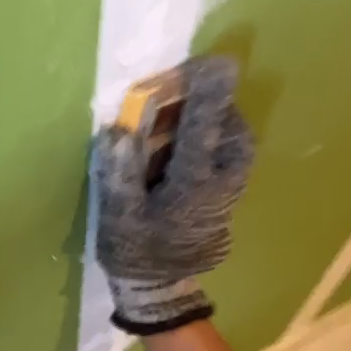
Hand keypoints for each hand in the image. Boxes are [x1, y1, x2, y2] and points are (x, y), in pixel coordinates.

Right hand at [93, 56, 253, 334]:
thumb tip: (120, 127)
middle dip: (202, 102)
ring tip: (166, 122)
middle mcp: (223, 181)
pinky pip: (227, 150)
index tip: (211, 63)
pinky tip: (178, 142)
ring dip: (204, 118)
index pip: (203, 125)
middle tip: (165, 98)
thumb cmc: (136, 250)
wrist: (160, 288)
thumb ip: (120, 169)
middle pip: (227, 124)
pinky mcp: (230, 192)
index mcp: (194, 184)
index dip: (204, 90)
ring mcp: (232, 187)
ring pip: (232, 135)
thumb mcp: (118, 214)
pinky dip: (208, 134)